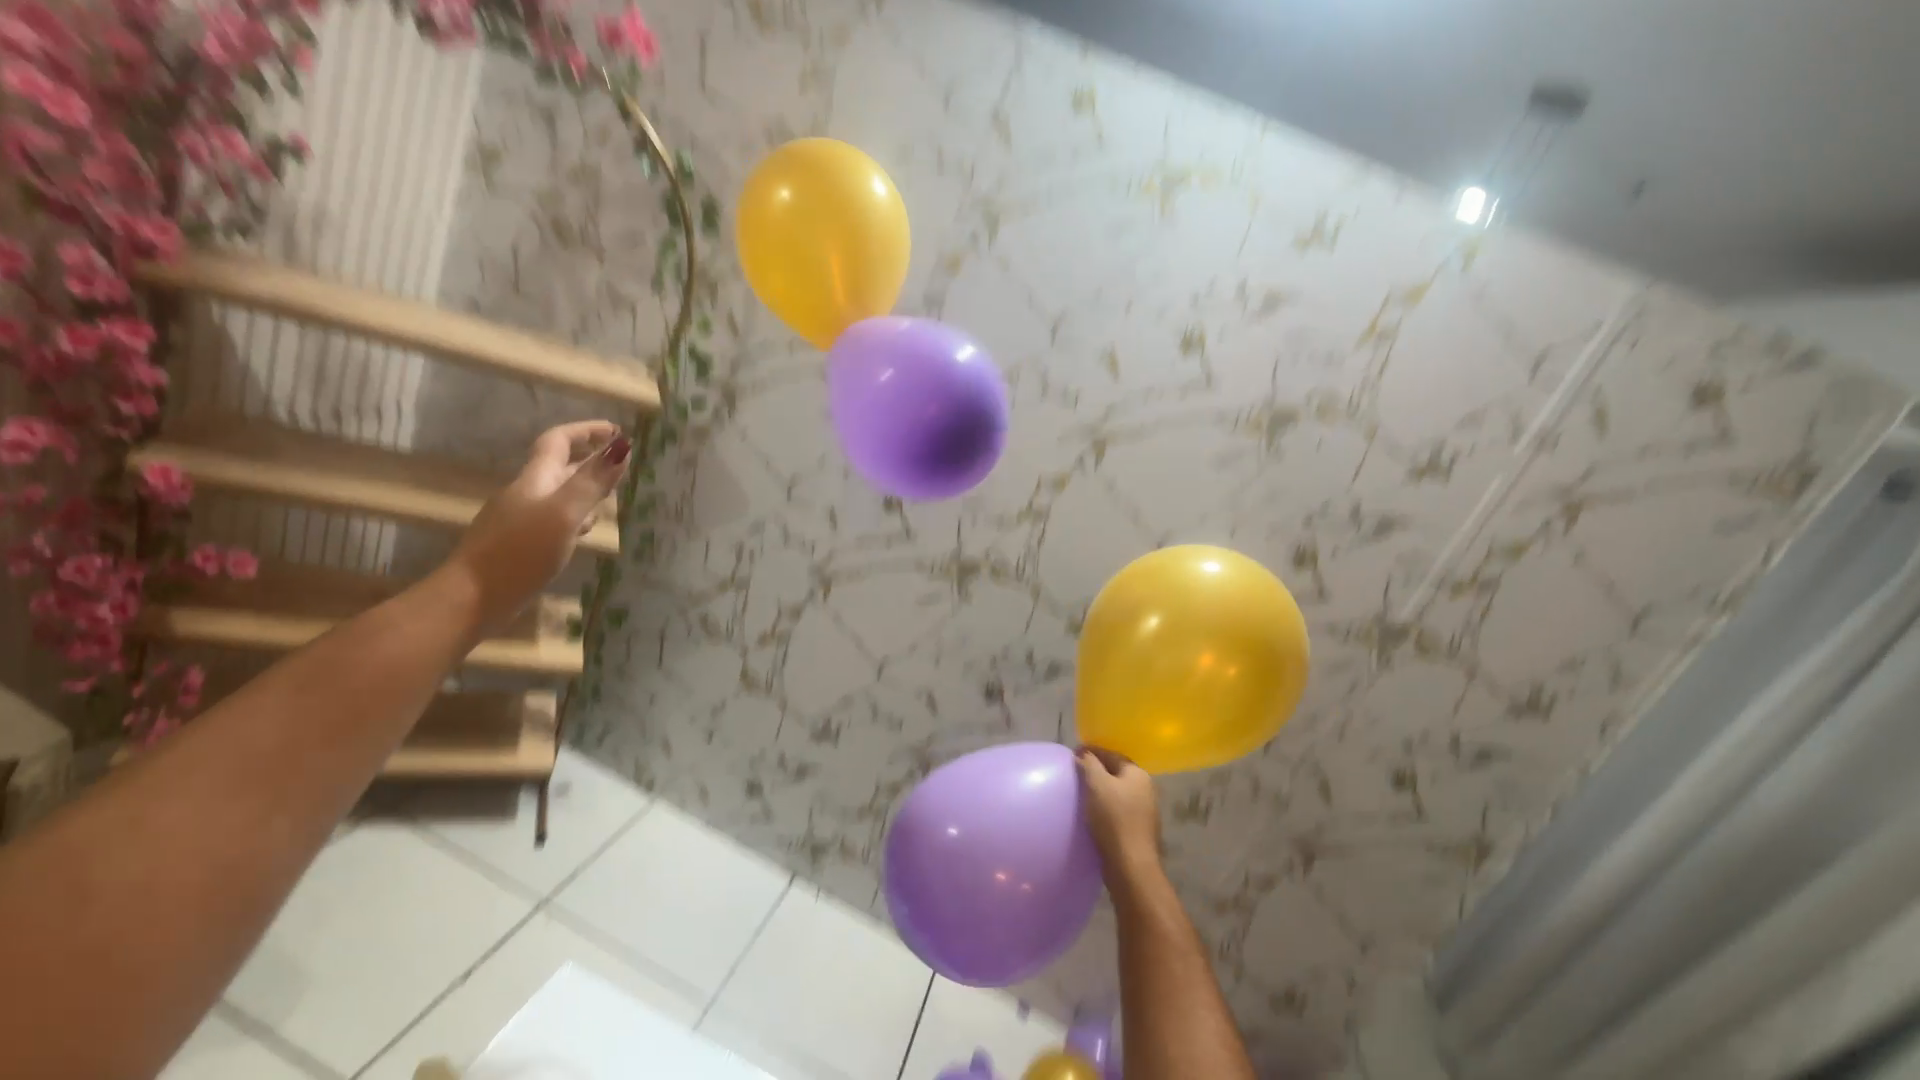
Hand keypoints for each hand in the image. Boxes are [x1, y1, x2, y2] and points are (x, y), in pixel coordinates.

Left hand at [442, 421, 629, 631]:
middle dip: (590, 460)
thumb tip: (623, 446)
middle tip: (621, 464)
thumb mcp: (564, 514)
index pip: (558, 441)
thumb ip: (593, 482)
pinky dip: (574, 518)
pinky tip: (582, 533)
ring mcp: (520, 520)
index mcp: (536, 480)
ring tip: (611, 498)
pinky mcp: (519, 545)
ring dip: (584, 490)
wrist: (472, 599)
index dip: (586, 430)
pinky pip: (553, 520)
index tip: (617, 430)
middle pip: (559, 467)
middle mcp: (527, 494)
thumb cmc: (520, 552)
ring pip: (558, 495)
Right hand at [1076, 745, 1162, 884]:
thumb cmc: (1114, 819)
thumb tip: (1082, 753)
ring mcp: (1144, 810)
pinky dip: (1105, 806)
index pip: (1112, 754)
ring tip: (1081, 790)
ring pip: (1118, 792)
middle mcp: (1146, 788)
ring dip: (1101, 789)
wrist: (1131, 864)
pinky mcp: (1138, 829)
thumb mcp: (1097, 785)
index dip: (1093, 751)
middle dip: (1097, 769)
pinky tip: (1092, 812)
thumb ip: (1089, 764)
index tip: (1073, 752)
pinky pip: (1118, 809)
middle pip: (1117, 772)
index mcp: (1138, 774)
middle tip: (1076, 770)